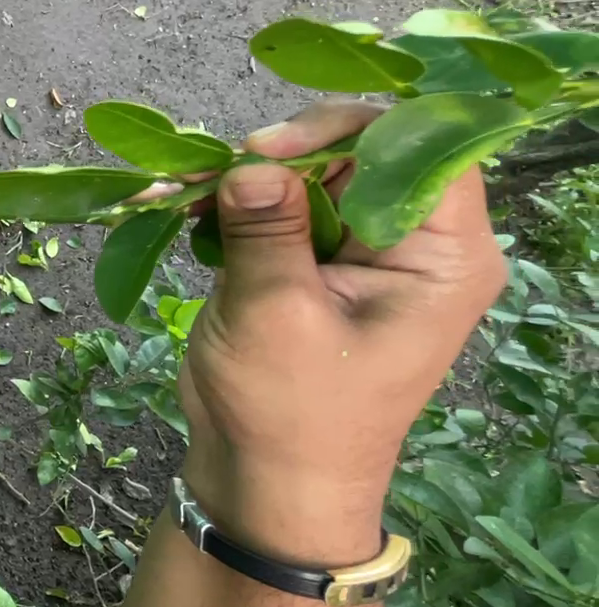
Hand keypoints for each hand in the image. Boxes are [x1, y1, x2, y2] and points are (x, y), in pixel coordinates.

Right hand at [178, 100, 508, 566]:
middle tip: (198, 176)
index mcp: (438, 255)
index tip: (259, 153)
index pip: (418, 149)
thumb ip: (267, 231)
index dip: (344, 132)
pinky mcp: (300, 270)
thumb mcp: (275, 313)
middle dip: (270, 159)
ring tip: (169, 197)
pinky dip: (220, 212)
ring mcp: (348, 258)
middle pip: (350, 160)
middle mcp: (404, 245)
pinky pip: (267, 217)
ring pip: (298, 185)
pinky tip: (176, 216)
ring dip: (232, 185)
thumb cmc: (289, 405)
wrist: (264, 473)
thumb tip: (249, 163)